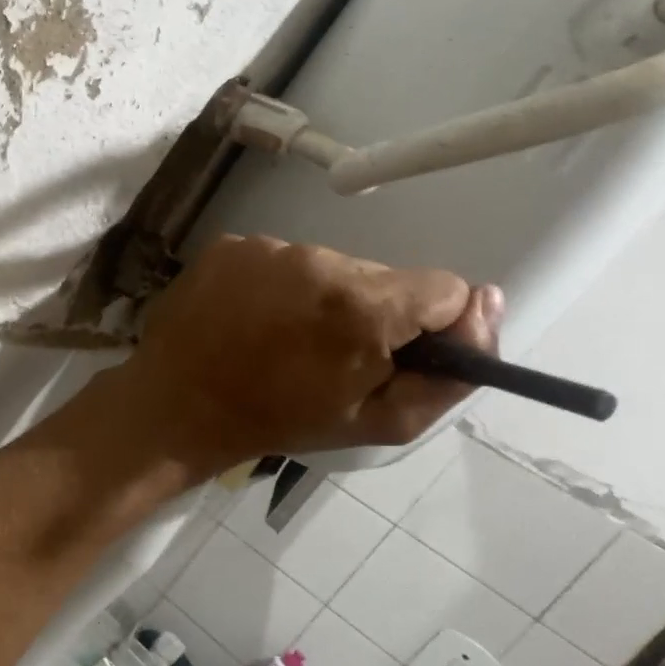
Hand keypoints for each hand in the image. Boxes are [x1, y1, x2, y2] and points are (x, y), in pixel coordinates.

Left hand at [118, 234, 504, 471]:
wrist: (178, 401)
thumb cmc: (280, 417)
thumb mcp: (385, 418)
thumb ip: (453, 370)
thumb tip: (486, 304)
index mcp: (362, 302)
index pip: (445, 289)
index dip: (437, 325)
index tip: (404, 353)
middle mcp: (316, 260)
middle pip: (382, 279)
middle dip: (374, 314)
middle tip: (331, 357)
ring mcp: (264, 248)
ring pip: (328, 269)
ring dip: (321, 299)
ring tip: (283, 340)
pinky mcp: (227, 247)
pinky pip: (278, 261)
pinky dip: (277, 286)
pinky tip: (252, 320)